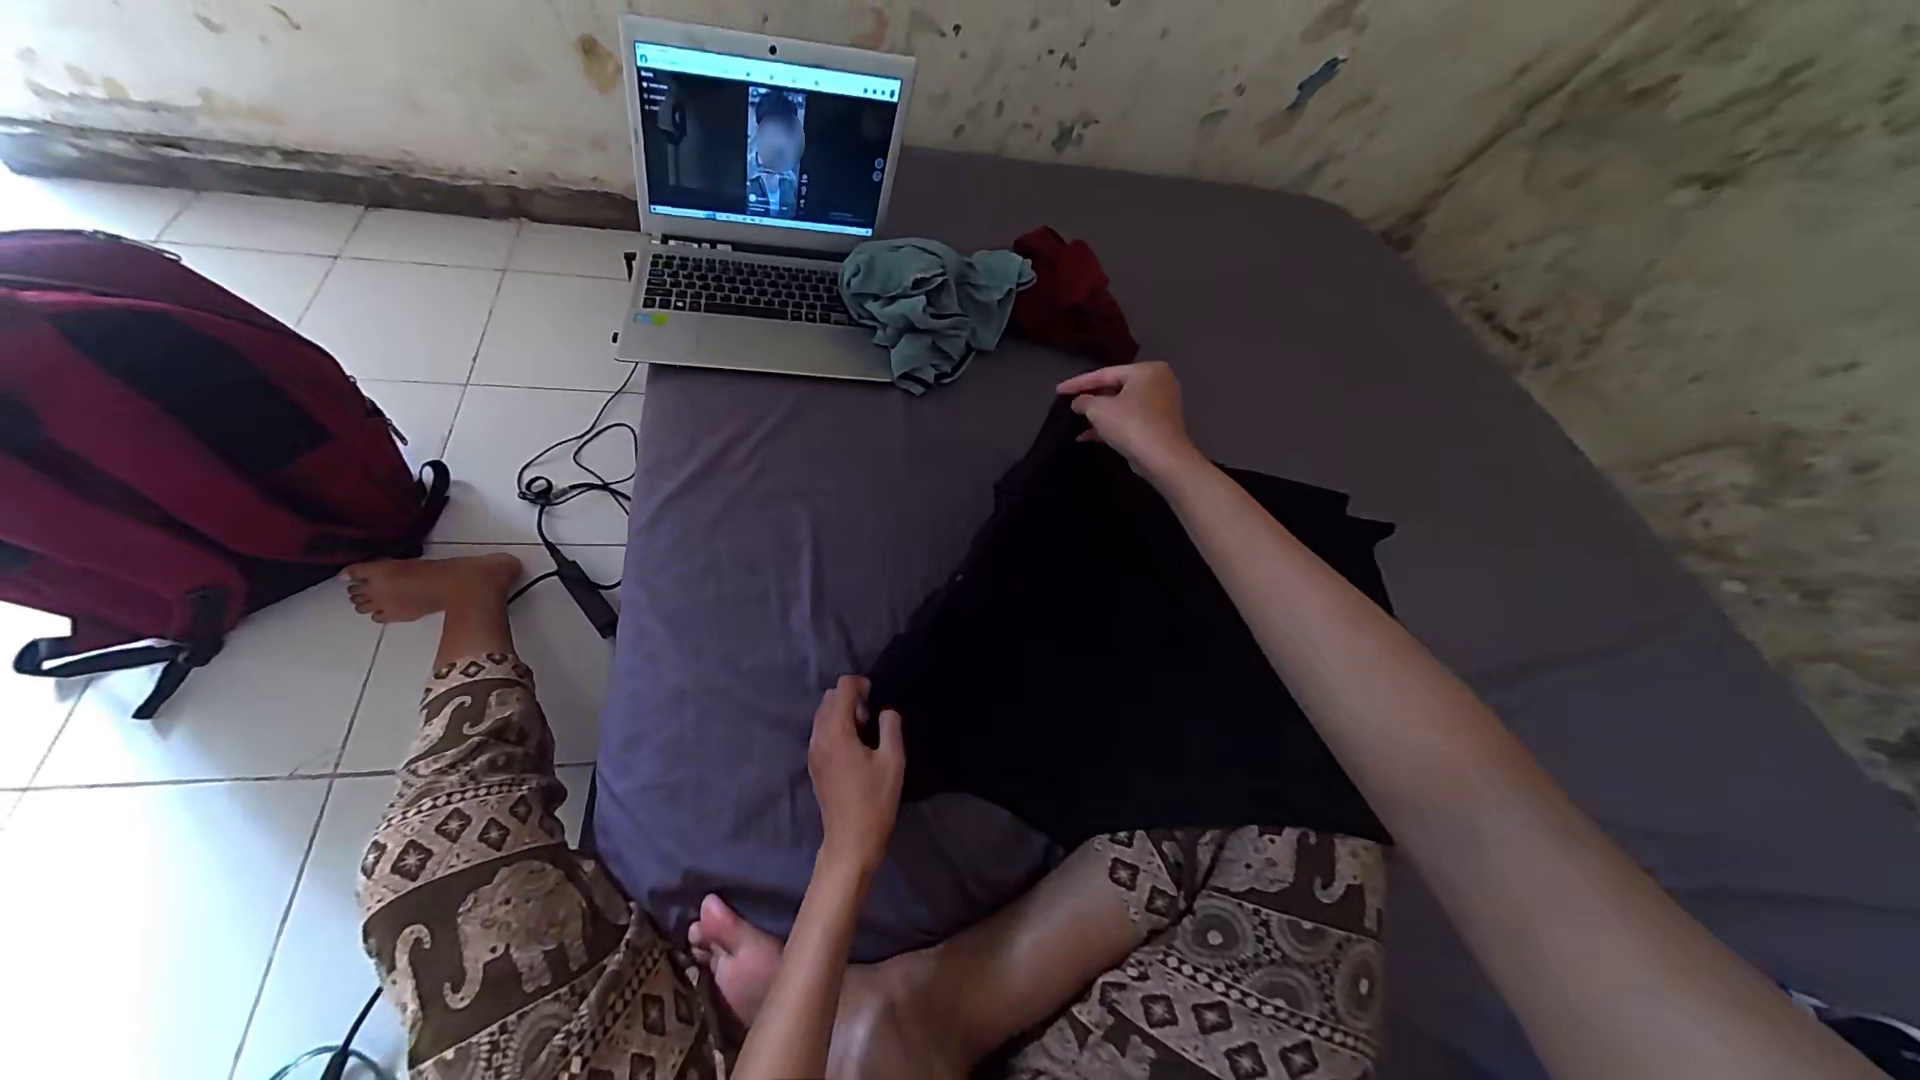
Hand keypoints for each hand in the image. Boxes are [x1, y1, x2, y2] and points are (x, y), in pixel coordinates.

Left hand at [807, 676, 904, 874]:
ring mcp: (813, 752)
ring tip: (865, 734)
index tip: (875, 697)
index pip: (842, 688)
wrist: (851, 840)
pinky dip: (835, 728)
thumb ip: (891, 726)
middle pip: (829, 698)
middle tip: (872, 719)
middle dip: (850, 698)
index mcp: (837, 731)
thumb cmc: (875, 800)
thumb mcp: (894, 760)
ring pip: (823, 715)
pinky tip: (854, 748)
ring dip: (842, 713)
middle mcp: (819, 737)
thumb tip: (885, 712)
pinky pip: (821, 732)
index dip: (860, 685)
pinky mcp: (814, 765)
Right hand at [1057, 362, 1204, 482]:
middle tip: (1069, 403)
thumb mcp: (1099, 410)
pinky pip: (1130, 419)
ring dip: (1099, 416)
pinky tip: (1088, 436)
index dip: (1079, 383)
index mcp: (1147, 370)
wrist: (1162, 458)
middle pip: (1115, 388)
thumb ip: (1084, 401)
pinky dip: (1111, 426)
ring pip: (1122, 406)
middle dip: (1091, 399)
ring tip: (1076, 421)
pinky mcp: (1159, 424)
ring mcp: (1161, 404)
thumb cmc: (1131, 425)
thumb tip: (1078, 402)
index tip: (1059, 390)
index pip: (1105, 374)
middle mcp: (1158, 382)